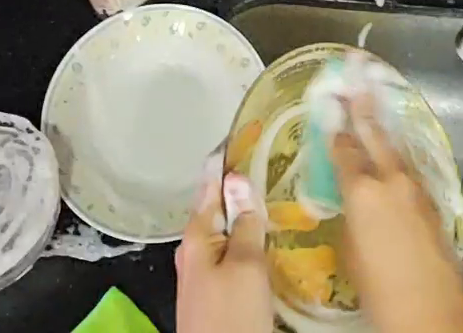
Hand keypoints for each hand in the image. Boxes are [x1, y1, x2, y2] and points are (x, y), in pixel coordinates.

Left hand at [176, 172, 273, 332]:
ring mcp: (200, 276)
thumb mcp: (246, 265)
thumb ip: (245, 223)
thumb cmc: (233, 315)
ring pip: (225, 235)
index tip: (248, 146)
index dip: (228, 165)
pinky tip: (261, 246)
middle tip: (268, 174)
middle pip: (218, 210)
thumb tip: (237, 178)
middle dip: (240, 194)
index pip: (210, 186)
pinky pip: (229, 258)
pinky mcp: (212, 295)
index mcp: (195, 237)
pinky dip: (244, 246)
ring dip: (244, 222)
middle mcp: (192, 252)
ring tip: (270, 206)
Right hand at [329, 95, 462, 332]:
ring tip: (374, 103)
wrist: (436, 317)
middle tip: (357, 72)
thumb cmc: (380, 292)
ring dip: (383, 126)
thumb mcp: (349, 253)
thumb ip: (347, 217)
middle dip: (364, 103)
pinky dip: (398, 154)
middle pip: (375, 133)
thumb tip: (348, 203)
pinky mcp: (433, 205)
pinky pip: (409, 168)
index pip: (344, 148)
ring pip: (396, 148)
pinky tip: (393, 153)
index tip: (329, 101)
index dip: (335, 125)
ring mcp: (417, 190)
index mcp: (363, 191)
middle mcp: (391, 181)